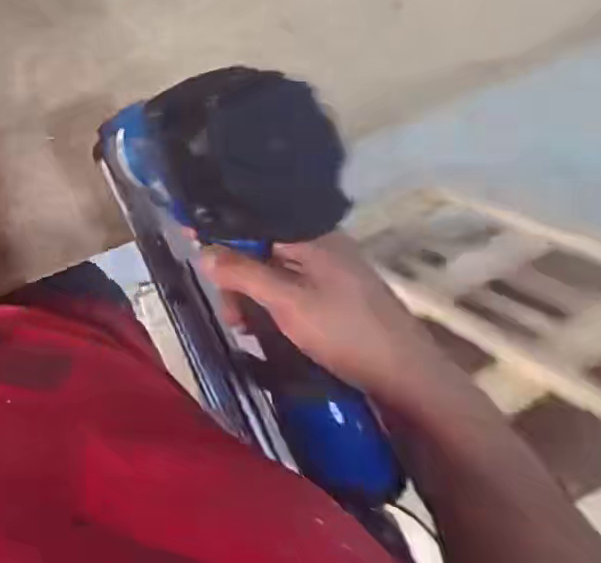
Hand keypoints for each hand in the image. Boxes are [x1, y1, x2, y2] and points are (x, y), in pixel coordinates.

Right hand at [200, 233, 450, 396]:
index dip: (221, 232)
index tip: (190, 242)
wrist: (409, 380)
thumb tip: (204, 251)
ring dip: (254, 297)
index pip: (253, 219)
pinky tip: (268, 330)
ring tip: (247, 329)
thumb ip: (243, 272)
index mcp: (310, 233)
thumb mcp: (286, 302)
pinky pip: (292, 287)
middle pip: (261, 246)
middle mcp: (320, 243)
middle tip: (232, 315)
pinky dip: (275, 305)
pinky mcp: (337, 294)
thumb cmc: (346, 332)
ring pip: (275, 271)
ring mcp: (331, 269)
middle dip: (238, 277)